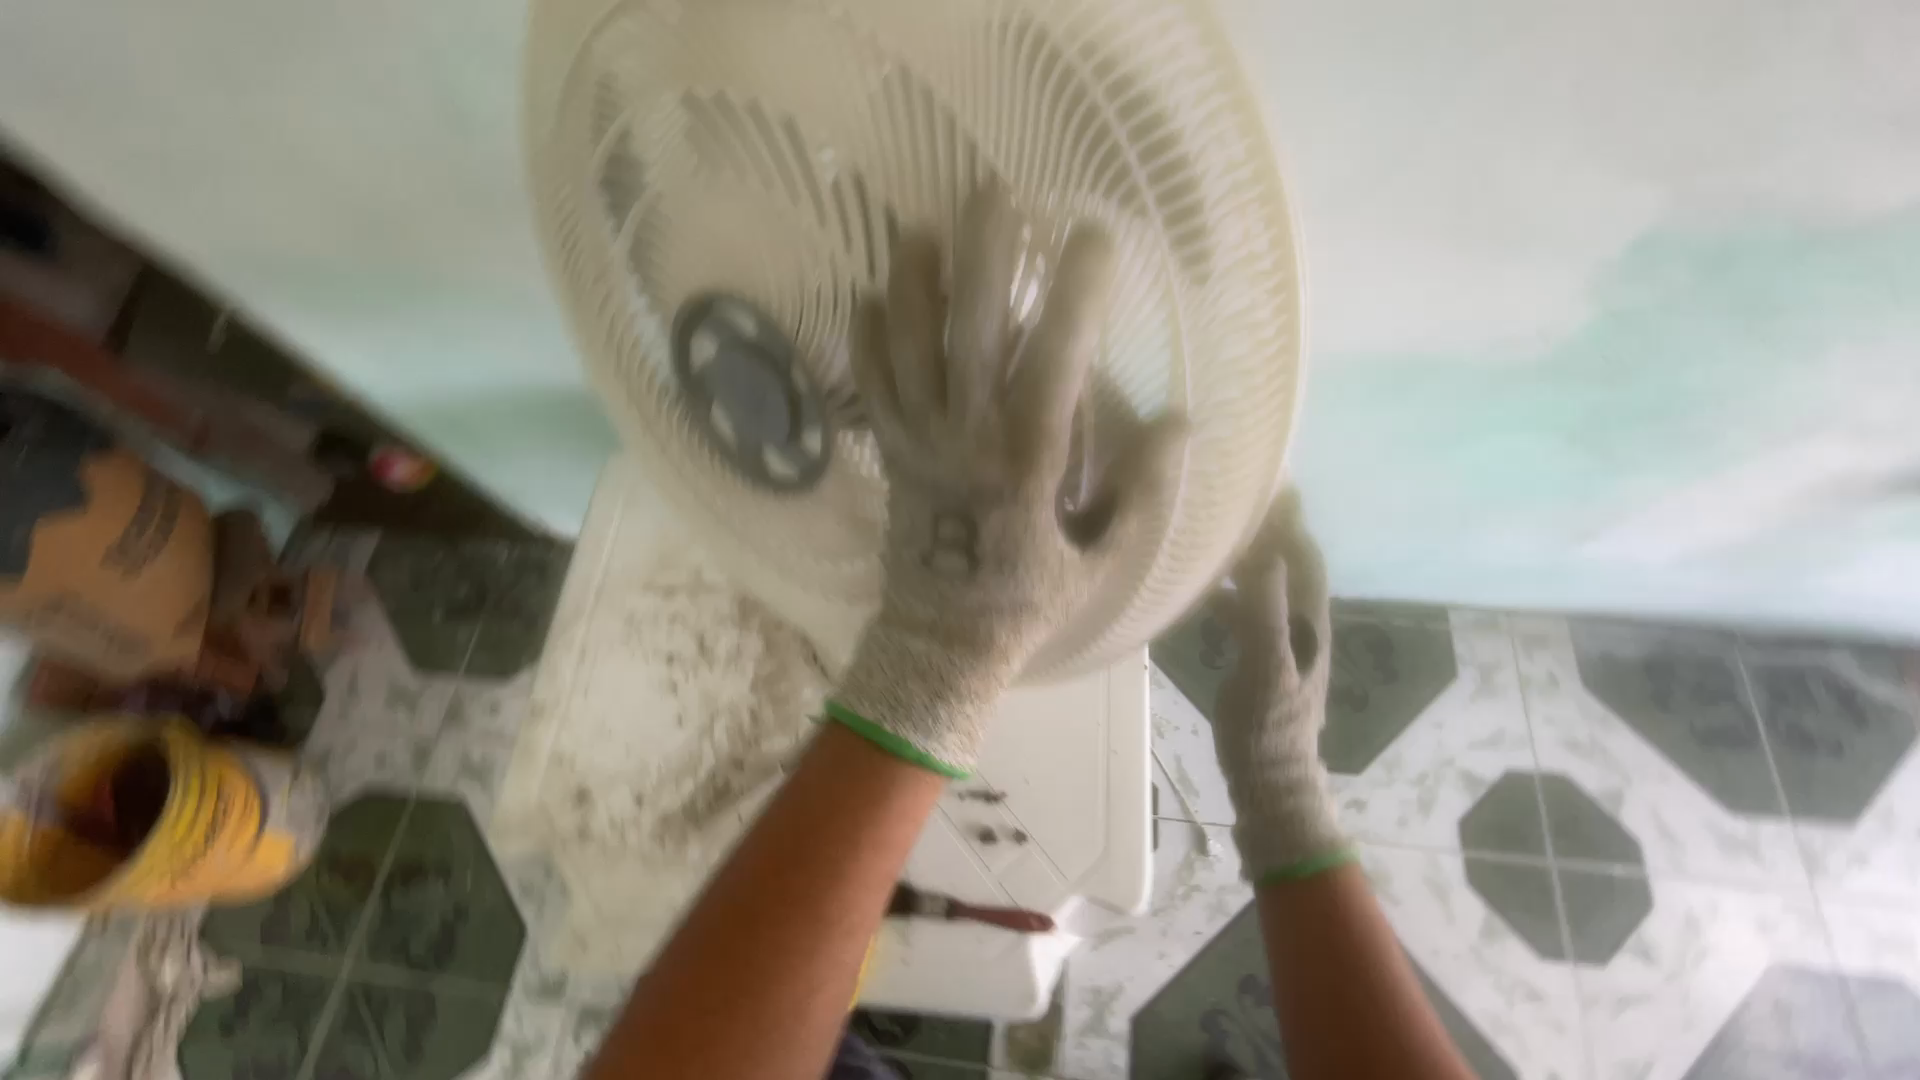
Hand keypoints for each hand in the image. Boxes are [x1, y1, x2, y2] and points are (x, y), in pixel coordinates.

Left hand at [829, 186, 1185, 775]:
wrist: (943, 643)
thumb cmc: (1028, 604)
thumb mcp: (1102, 563)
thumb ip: (1142, 494)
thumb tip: (1179, 421)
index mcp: (1026, 465)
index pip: (1053, 363)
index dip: (1074, 295)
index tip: (1092, 236)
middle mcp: (966, 440)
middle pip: (970, 336)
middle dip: (983, 259)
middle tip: (994, 192)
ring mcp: (918, 446)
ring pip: (908, 352)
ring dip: (913, 285)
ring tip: (918, 225)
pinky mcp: (891, 457)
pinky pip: (872, 391)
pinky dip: (866, 343)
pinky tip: (866, 296)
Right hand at [1210, 489, 1352, 881]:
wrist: (1270, 779)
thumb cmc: (1269, 726)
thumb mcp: (1267, 667)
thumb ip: (1266, 611)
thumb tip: (1265, 552)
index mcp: (1308, 625)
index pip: (1304, 560)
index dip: (1294, 525)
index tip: (1277, 486)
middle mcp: (1300, 628)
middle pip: (1289, 569)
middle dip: (1275, 533)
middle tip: (1245, 499)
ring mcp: (1281, 646)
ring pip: (1267, 590)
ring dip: (1251, 561)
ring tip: (1221, 534)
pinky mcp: (1261, 662)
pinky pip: (1248, 615)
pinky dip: (1232, 595)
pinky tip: (1206, 593)